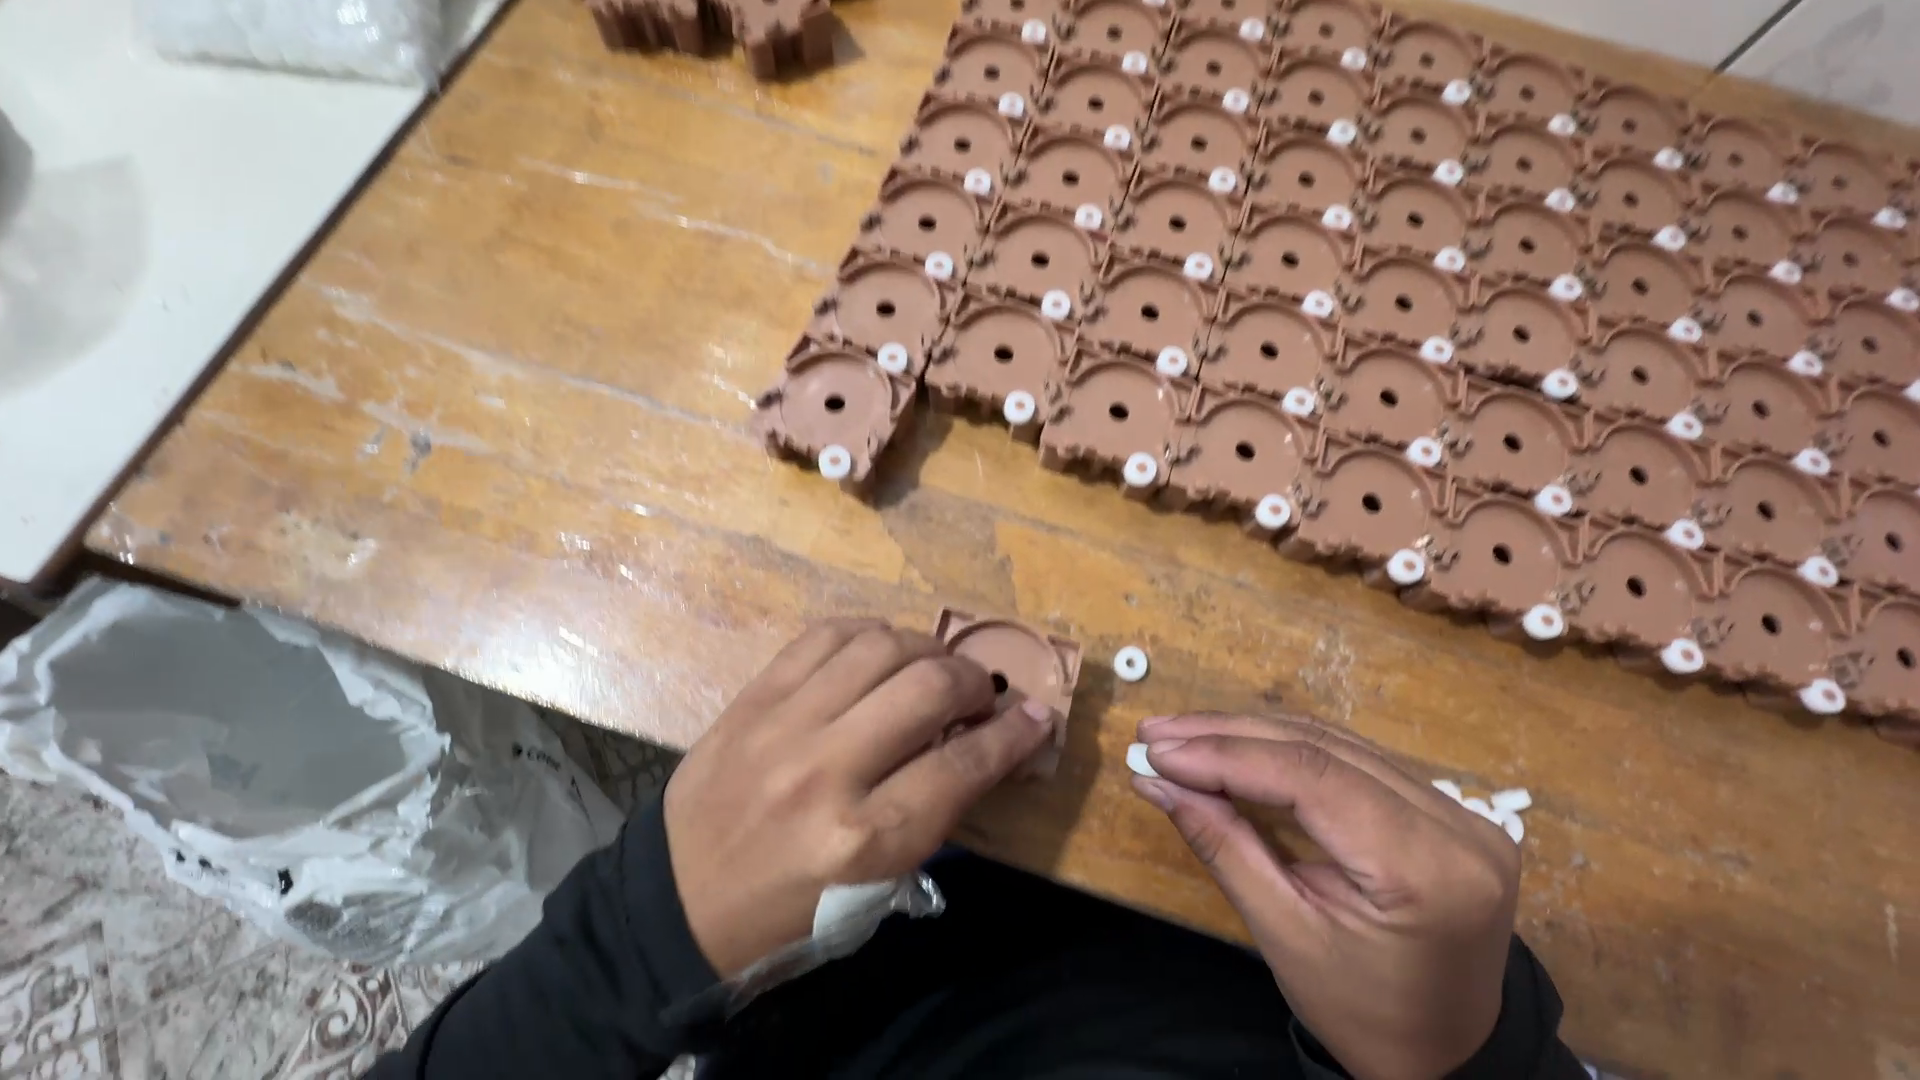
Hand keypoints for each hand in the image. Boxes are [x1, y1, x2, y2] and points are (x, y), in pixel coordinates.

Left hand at [664, 619, 1055, 977]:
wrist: (676, 905)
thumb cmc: (789, 913)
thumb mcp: (874, 889)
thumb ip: (929, 813)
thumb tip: (981, 743)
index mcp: (864, 841)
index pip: (963, 766)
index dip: (1014, 735)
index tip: (1038, 715)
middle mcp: (826, 773)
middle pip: (928, 690)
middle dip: (972, 683)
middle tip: (979, 694)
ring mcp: (782, 727)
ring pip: (879, 648)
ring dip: (925, 649)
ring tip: (931, 668)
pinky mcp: (751, 700)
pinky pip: (823, 637)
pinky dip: (867, 634)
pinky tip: (879, 651)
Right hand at [1130, 714, 1519, 1079]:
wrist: (1448, 1053)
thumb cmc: (1360, 1010)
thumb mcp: (1283, 934)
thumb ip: (1223, 845)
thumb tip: (1155, 780)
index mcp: (1426, 870)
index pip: (1312, 777)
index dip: (1226, 755)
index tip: (1156, 751)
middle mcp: (1456, 824)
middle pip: (1321, 748)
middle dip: (1227, 736)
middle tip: (1154, 733)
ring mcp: (1459, 810)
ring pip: (1334, 743)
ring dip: (1249, 734)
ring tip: (1180, 735)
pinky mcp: (1446, 806)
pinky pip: (1351, 758)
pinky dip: (1284, 749)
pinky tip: (1233, 745)